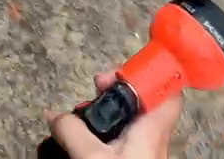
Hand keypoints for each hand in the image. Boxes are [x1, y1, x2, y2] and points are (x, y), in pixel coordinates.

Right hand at [44, 74, 182, 158]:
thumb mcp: (88, 156)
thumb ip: (70, 128)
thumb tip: (54, 115)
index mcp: (151, 131)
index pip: (169, 93)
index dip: (148, 74)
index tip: (116, 73)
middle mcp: (154, 140)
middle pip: (144, 102)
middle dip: (116, 91)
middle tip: (95, 89)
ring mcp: (146, 154)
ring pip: (132, 122)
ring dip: (108, 114)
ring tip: (84, 117)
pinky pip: (124, 141)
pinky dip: (105, 134)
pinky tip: (85, 139)